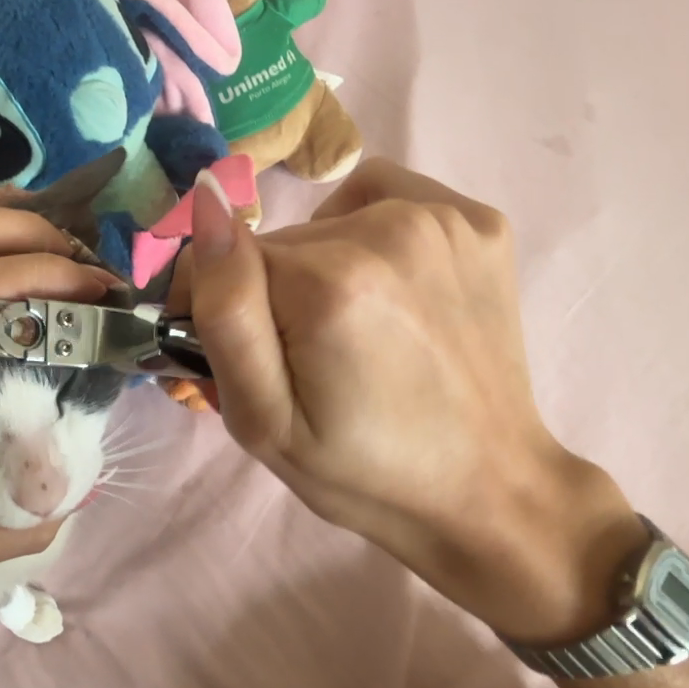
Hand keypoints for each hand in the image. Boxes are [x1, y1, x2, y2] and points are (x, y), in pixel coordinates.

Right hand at [186, 162, 643, 641]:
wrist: (483, 488)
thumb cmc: (358, 471)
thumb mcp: (263, 420)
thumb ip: (225, 312)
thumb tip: (205, 203)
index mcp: (329, 284)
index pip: (225, 261)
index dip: (217, 309)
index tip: (239, 361)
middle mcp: (389, 230)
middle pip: (278, 244)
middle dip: (271, 296)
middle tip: (301, 365)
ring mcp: (443, 219)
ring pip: (325, 223)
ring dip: (316, 267)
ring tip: (348, 332)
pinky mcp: (478, 222)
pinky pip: (384, 199)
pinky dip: (365, 232)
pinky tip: (382, 290)